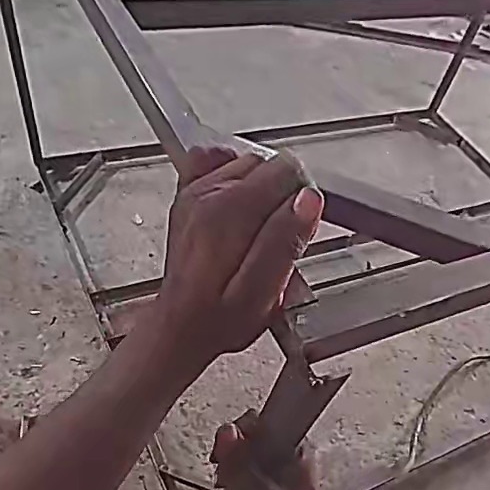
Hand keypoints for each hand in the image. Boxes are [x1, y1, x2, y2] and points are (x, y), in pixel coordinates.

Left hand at [152, 142, 323, 372]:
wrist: (180, 327)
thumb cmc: (218, 318)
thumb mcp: (263, 293)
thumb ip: (286, 241)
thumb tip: (308, 200)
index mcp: (230, 212)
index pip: (288, 171)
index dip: (303, 203)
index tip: (298, 233)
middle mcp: (209, 194)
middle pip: (270, 166)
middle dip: (285, 198)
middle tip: (279, 241)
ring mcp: (196, 192)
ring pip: (249, 165)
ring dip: (264, 193)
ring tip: (259, 233)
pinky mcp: (190, 197)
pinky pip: (216, 162)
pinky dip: (235, 178)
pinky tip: (240, 209)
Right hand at [211, 411, 334, 489]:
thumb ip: (239, 462)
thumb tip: (226, 430)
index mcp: (296, 445)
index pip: (261, 421)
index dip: (236, 434)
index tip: (220, 454)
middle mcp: (294, 448)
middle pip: (255, 434)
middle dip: (233, 451)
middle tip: (222, 475)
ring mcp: (288, 462)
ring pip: (253, 449)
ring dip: (235, 463)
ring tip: (226, 484)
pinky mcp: (282, 476)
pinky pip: (257, 463)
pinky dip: (242, 473)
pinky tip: (234, 488)